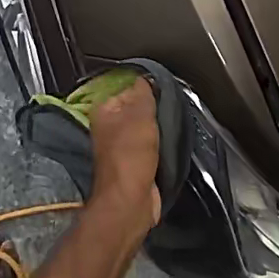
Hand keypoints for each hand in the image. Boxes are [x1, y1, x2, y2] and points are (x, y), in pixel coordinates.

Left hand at [86, 80, 160, 232]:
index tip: (164, 89)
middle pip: (136, 109)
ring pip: (144, 128)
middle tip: (172, 106)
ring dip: (158, 127)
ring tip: (174, 121)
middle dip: (153, 109)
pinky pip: (150, 145)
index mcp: (104, 111)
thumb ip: (142, 94)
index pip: (126, 89)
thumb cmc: (131, 154)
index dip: (145, 88)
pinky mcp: (133, 163)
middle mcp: (108, 127)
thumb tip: (143, 78)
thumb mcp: (140, 116)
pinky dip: (160, 144)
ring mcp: (120, 146)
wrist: (131, 199)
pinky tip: (171, 141)